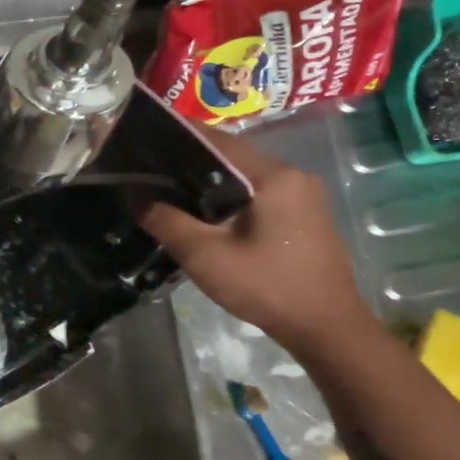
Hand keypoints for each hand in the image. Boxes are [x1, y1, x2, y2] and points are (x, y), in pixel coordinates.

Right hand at [138, 128, 375, 354]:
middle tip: (144, 165)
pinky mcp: (302, 214)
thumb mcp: (203, 254)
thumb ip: (166, 220)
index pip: (218, 140)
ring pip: (242, 175)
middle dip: (188, 158)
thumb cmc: (264, 284)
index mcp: (273, 176)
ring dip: (206, 178)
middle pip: (232, 155)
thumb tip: (135, 196)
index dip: (177, 135)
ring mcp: (302, 195)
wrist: (324, 324)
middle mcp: (293, 176)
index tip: (141, 134)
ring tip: (163, 187)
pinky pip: (255, 191)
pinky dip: (224, 194)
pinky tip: (199, 210)